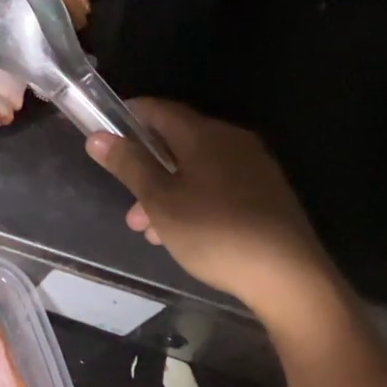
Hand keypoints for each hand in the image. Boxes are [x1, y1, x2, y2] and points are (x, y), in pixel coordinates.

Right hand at [87, 99, 333, 314]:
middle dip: (147, 166)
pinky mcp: (267, 196)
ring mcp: (254, 168)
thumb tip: (98, 136)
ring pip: (197, 169)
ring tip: (148, 229)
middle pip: (178, 141)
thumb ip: (129, 165)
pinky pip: (219, 186)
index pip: (159, 109)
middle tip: (126, 198)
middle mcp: (232, 141)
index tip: (105, 133)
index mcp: (204, 134)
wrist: (289, 277)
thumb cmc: (215, 232)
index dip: (129, 116)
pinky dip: (193, 200)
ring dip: (167, 191)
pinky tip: (182, 235)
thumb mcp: (160, 201)